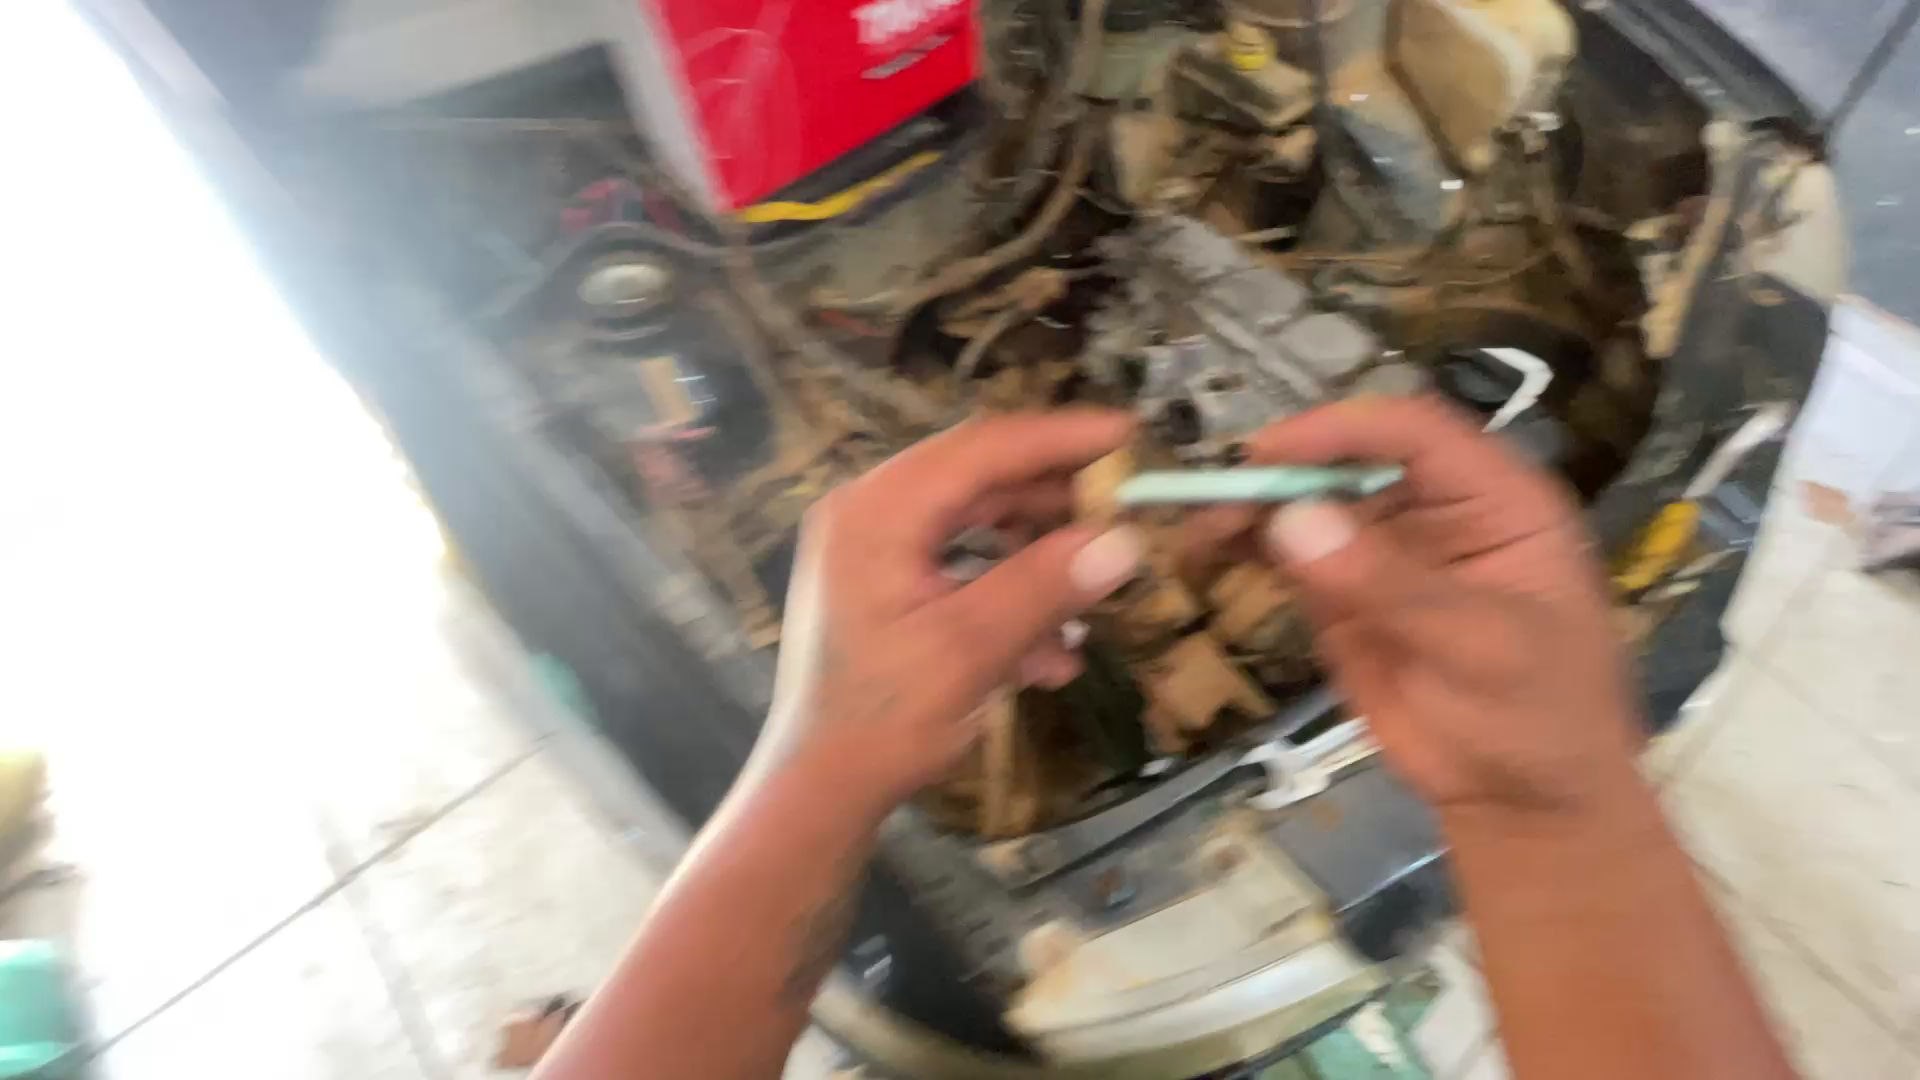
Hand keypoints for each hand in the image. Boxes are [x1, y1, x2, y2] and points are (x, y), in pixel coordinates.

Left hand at [757, 411, 1144, 811]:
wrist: (820, 788)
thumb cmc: (882, 720)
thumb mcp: (969, 651)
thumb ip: (1045, 588)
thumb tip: (1125, 541)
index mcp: (877, 511)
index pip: (980, 449)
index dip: (1059, 439)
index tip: (1127, 436)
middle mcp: (871, 512)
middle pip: (979, 482)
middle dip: (1053, 502)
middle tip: (1121, 508)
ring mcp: (876, 547)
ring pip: (976, 526)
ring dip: (1036, 560)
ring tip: (1093, 593)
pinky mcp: (887, 582)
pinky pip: (960, 566)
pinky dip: (1007, 595)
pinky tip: (1050, 654)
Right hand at [1186, 397, 1642, 817]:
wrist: (1512, 794)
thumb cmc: (1533, 716)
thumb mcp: (1479, 646)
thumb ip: (1388, 582)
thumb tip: (1289, 519)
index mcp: (1491, 500)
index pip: (1414, 433)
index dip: (1341, 430)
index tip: (1268, 453)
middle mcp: (1429, 509)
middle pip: (1343, 461)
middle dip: (1278, 473)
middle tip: (1215, 500)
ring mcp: (1377, 548)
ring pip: (1303, 502)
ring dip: (1249, 507)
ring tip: (1200, 531)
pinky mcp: (1335, 586)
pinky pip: (1282, 550)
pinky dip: (1242, 545)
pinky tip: (1207, 551)